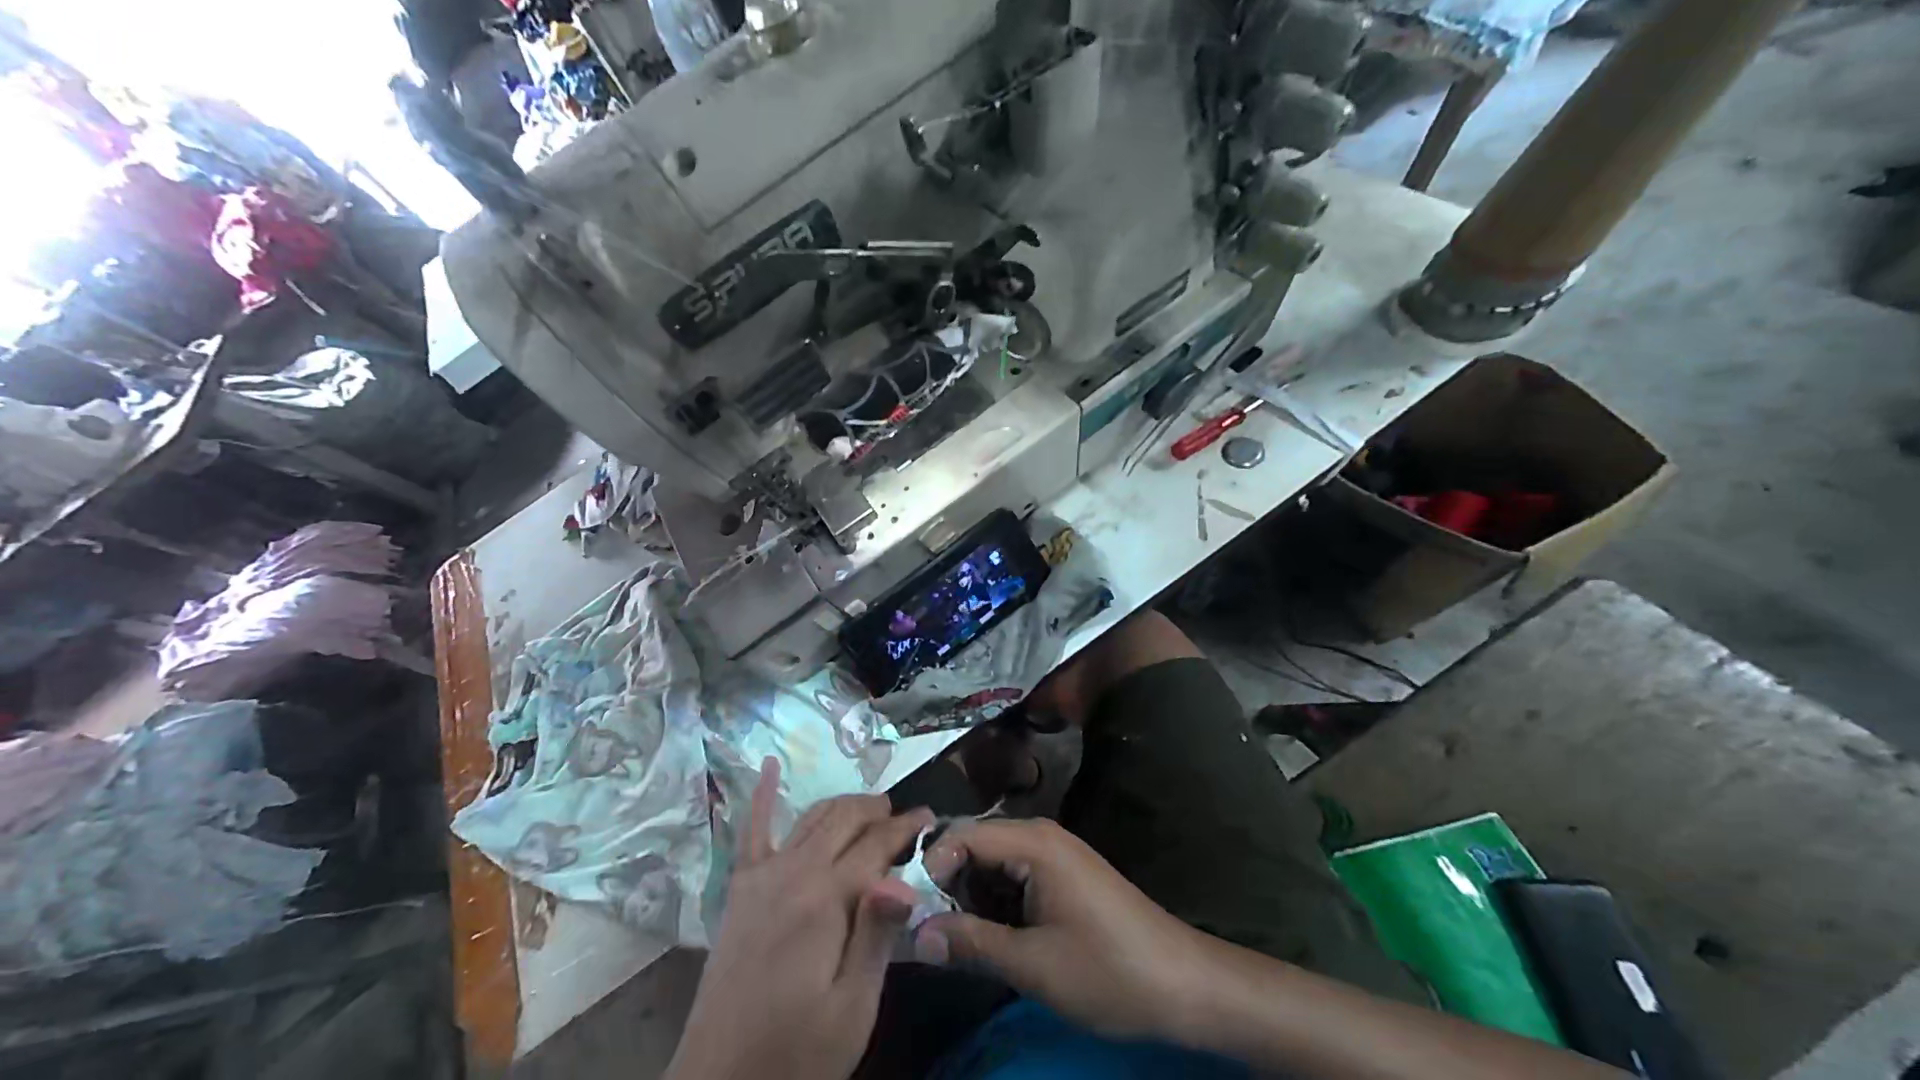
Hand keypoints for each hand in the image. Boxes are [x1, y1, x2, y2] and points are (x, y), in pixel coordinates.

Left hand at [666, 760, 932, 1079]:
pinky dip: (762, 795)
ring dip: (843, 804)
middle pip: (843, 819)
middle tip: (906, 817)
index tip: (932, 819)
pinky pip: (751, 831)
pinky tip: (769, 765)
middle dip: (878, 810)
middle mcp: (792, 872)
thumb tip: (904, 876)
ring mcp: (760, 877)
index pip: (876, 844)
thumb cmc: (797, 1053)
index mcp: (825, 900)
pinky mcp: (739, 890)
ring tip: (871, 808)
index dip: (907, 828)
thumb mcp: (853, 1007)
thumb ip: (877, 934)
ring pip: (810, 817)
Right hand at [913, 817, 1209, 1040]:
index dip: (928, 866)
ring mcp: (1055, 855)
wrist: (1187, 987)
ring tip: (943, 934)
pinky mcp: (1064, 876)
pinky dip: (992, 900)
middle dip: (944, 882)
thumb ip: (971, 943)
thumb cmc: (1109, 971)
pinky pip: (1013, 875)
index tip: (906, 908)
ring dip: (967, 894)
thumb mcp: (1033, 964)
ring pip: (992, 862)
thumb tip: (914, 934)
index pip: (960, 834)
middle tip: (918, 925)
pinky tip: (982, 934)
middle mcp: (1041, 835)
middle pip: (974, 844)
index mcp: (1034, 842)